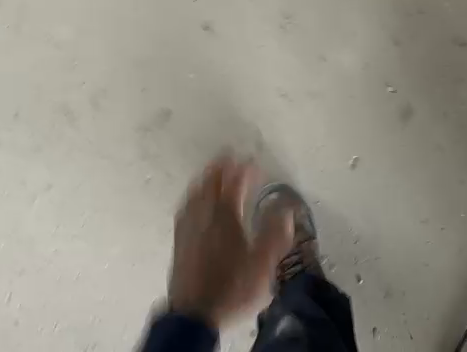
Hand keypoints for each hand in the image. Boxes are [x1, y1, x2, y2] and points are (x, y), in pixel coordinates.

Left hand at [167, 155, 294, 328]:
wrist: (195, 311)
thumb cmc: (232, 287)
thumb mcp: (262, 264)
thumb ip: (275, 233)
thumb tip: (286, 207)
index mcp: (226, 214)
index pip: (236, 181)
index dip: (246, 168)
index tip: (254, 162)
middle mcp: (205, 212)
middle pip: (213, 179)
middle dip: (224, 164)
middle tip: (233, 155)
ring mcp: (190, 222)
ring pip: (198, 189)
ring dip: (208, 175)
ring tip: (215, 168)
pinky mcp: (180, 236)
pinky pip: (187, 203)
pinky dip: (194, 192)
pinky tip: (196, 196)